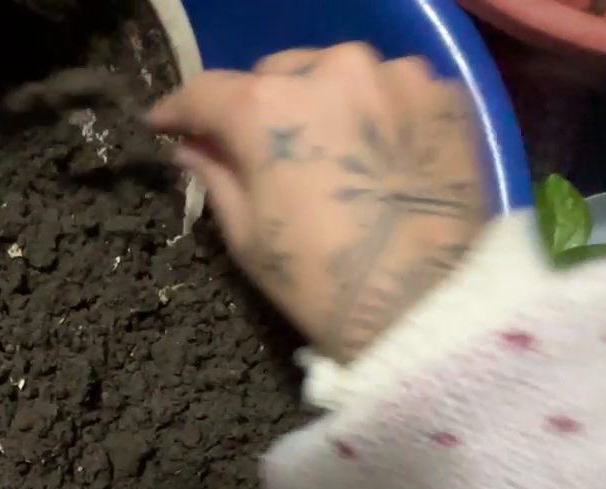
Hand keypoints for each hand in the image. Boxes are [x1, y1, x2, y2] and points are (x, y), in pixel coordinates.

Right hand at [150, 45, 484, 361]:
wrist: (420, 304)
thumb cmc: (316, 280)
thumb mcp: (246, 237)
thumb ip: (215, 176)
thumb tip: (190, 147)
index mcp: (267, 108)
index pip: (206, 91)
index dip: (178, 109)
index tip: (164, 124)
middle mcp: (330, 68)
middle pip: (274, 76)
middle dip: (257, 109)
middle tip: (257, 152)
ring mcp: (392, 73)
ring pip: (333, 74)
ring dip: (317, 105)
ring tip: (322, 155)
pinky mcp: (441, 90)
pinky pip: (387, 89)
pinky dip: (370, 113)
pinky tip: (372, 158)